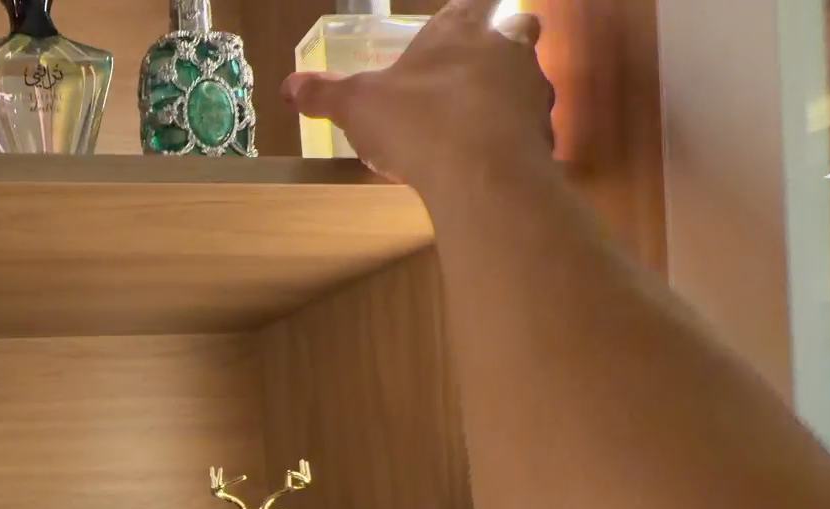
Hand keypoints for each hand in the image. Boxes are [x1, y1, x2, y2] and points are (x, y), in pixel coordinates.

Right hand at [281, 0, 554, 200]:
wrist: (478, 170)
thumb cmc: (416, 121)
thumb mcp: (356, 106)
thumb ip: (325, 94)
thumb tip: (289, 85)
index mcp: (461, 29)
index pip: (472, 1)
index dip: (463, 12)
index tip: (451, 29)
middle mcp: (505, 45)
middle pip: (515, 28)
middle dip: (497, 45)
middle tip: (467, 75)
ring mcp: (530, 86)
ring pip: (523, 78)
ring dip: (500, 96)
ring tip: (466, 130)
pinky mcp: (541, 128)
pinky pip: (524, 126)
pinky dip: (505, 139)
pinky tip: (479, 162)